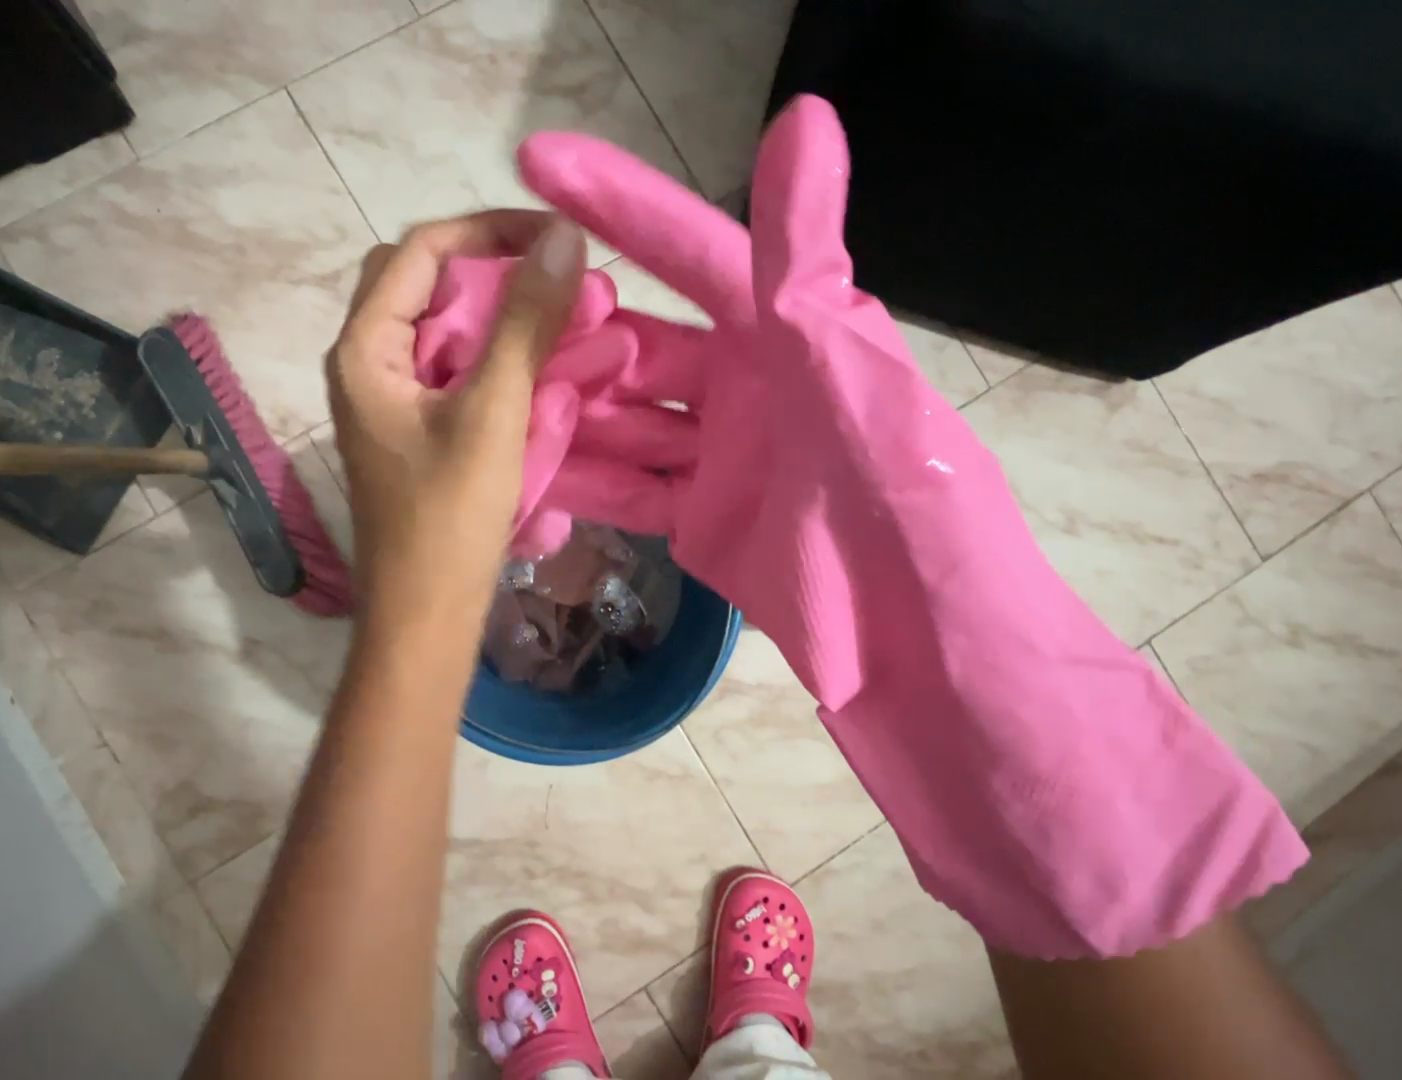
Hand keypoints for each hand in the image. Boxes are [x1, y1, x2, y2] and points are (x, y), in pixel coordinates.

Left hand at [327, 211, 586, 615]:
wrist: (423, 618)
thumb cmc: (449, 518)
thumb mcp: (492, 414)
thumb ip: (525, 323)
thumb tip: (563, 237)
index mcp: (365, 350)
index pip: (421, 251)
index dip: (489, 229)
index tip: (557, 238)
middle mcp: (366, 364)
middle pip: (424, 283)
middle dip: (491, 269)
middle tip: (554, 279)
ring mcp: (388, 400)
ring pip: (441, 328)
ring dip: (498, 316)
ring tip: (560, 321)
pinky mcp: (412, 431)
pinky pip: (452, 372)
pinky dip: (494, 360)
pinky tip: (540, 374)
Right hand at [516, 97, 1303, 958]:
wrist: (918, 646)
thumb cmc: (897, 501)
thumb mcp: (850, 372)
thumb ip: (810, 259)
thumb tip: (807, 111)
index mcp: (790, 332)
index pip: (690, 250)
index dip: (614, 203)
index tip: (530, 159)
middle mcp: (752, 382)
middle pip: (639, 342)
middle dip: (567, 336)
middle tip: (484, 332)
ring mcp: (724, 455)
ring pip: (624, 418)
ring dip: (563, 412)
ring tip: (485, 406)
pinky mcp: (705, 519)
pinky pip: (631, 487)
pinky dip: (584, 480)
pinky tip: (524, 472)